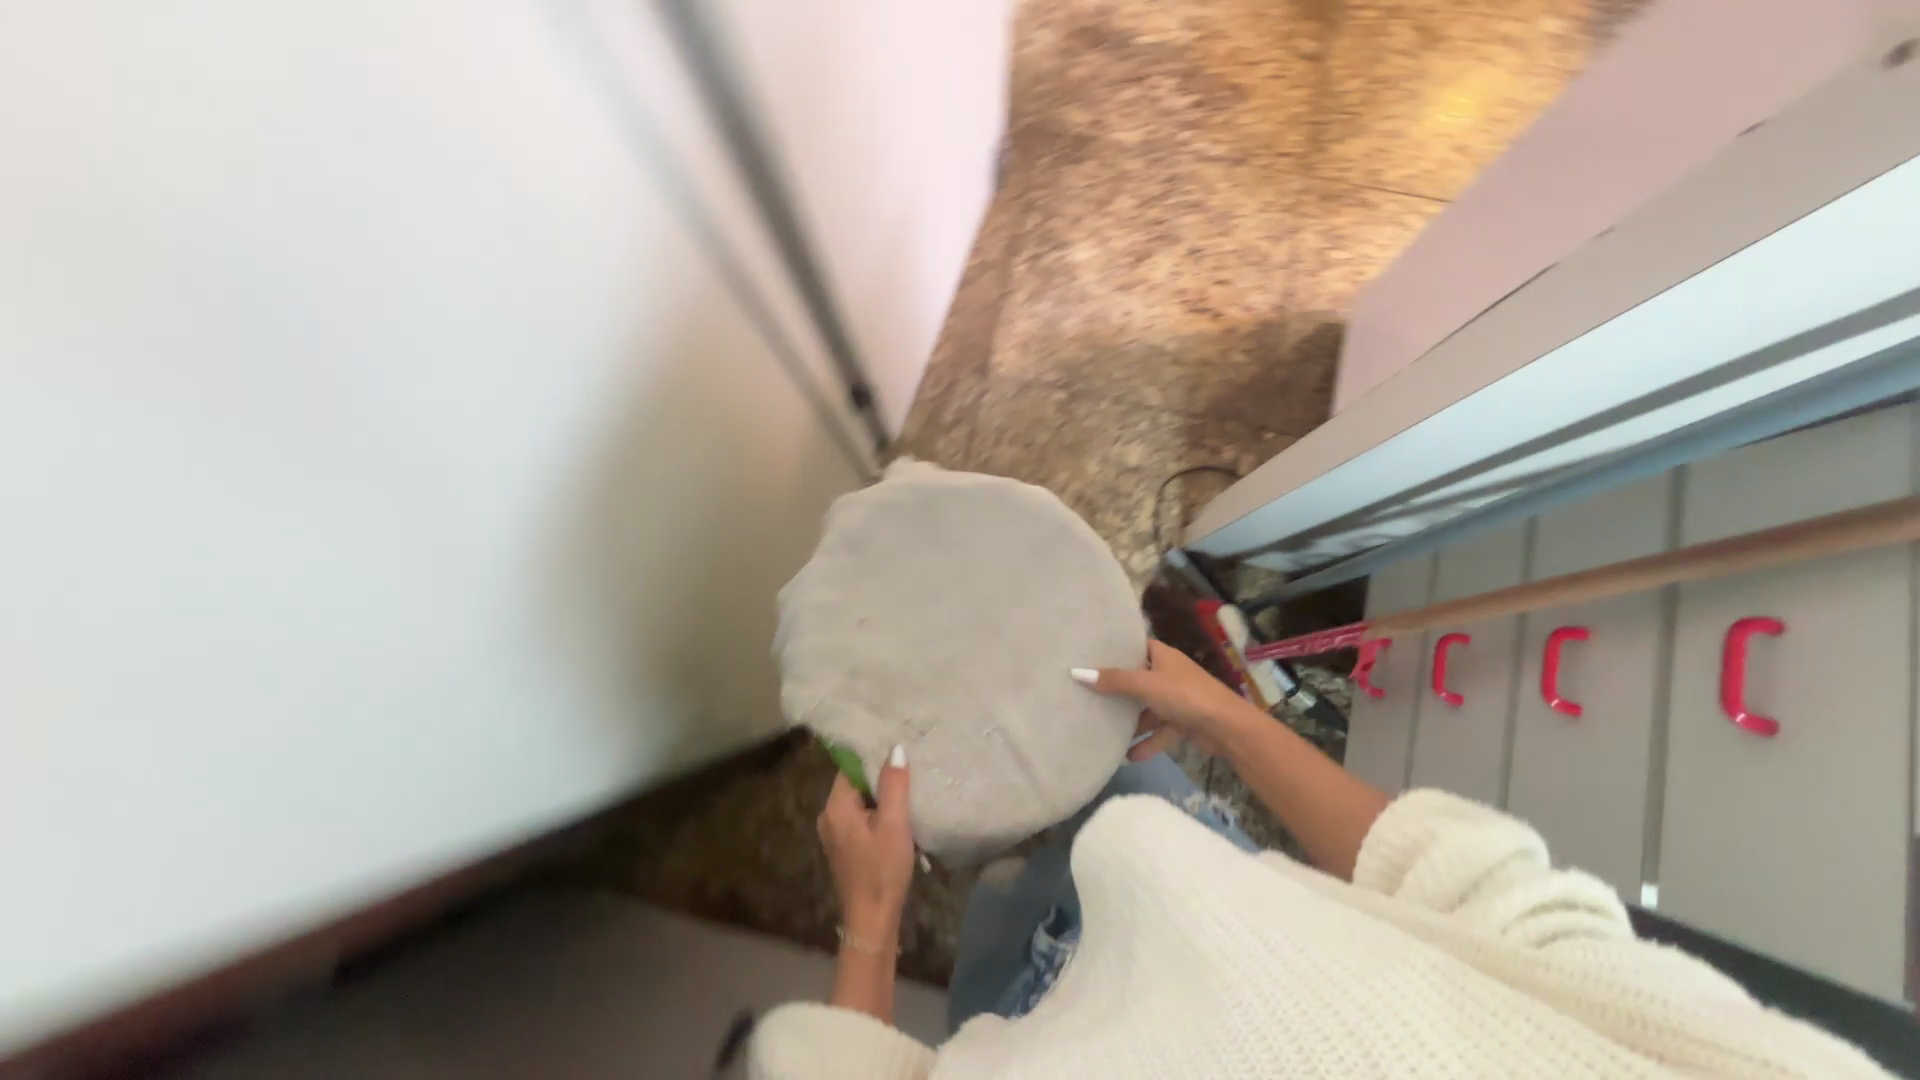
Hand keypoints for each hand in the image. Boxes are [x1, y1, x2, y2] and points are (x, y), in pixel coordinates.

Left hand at [817, 746, 915, 942]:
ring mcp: (835, 833)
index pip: (851, 766)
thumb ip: (894, 784)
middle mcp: (829, 815)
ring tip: (909, 789)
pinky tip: (899, 817)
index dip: (874, 756)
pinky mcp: (845, 847)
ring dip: (882, 797)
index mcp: (836, 806)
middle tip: (910, 768)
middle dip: (881, 777)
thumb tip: (895, 748)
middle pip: (855, 782)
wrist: (872, 920)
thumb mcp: (894, 824)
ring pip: (860, 801)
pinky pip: (861, 818)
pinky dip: (878, 814)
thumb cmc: (882, 870)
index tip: (898, 747)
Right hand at [1076, 640, 1259, 760]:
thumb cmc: (1185, 695)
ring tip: (1103, 730)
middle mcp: (1170, 674)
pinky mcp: (1183, 723)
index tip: (1091, 656)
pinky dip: (1147, 743)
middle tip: (1088, 693)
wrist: (1226, 727)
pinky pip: (1160, 732)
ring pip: (1147, 709)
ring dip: (1131, 722)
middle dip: (1117, 689)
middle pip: (1138, 680)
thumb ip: (1114, 681)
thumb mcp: (1146, 685)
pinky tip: (1128, 756)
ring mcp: (1177, 700)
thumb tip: (1077, 673)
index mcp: (1163, 656)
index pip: (1136, 648)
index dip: (1117, 651)